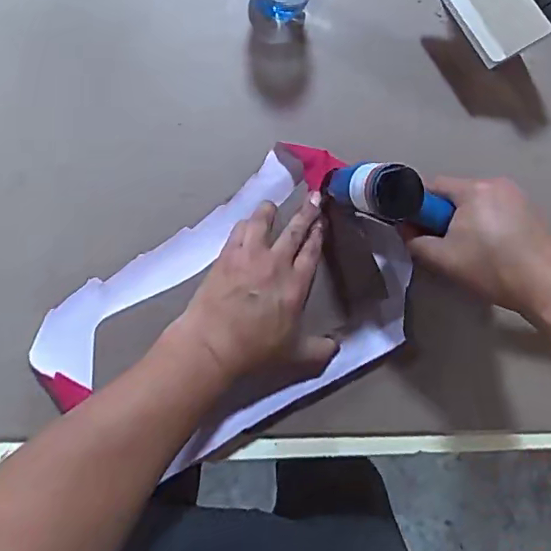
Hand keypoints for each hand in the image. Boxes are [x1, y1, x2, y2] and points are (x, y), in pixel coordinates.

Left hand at [166, 193, 339, 385]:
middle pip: (294, 230)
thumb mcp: (295, 355)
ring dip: (269, 211)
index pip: (311, 251)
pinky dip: (244, 224)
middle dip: (307, 212)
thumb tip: (337, 347)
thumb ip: (319, 350)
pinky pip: (238, 231)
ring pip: (262, 222)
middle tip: (314, 196)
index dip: (318, 233)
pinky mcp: (226, 255)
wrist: (213, 342)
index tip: (323, 220)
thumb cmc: (256, 349)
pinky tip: (244, 223)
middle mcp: (276, 263)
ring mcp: (249, 255)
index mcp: (296, 283)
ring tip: (272, 204)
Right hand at [405, 177, 550, 321]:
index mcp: (474, 188)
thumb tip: (406, 230)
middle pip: (456, 194)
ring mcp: (518, 198)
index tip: (418, 229)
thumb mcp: (444, 259)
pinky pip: (497, 213)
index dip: (419, 207)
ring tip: (471, 253)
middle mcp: (497, 184)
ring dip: (467, 223)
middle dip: (445, 217)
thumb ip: (416, 242)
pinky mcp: (533, 214)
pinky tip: (494, 254)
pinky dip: (488, 227)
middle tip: (445, 245)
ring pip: (477, 205)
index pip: (432, 185)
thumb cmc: (493, 268)